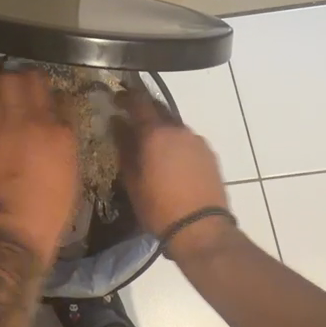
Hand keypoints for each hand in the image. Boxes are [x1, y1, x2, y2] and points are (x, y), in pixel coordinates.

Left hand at [0, 70, 79, 262]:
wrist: (17, 226)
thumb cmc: (52, 207)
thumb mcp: (72, 172)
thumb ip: (65, 140)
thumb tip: (58, 123)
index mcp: (63, 132)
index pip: (61, 96)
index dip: (54, 92)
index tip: (50, 96)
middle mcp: (37, 120)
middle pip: (30, 78)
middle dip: (27, 77)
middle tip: (25, 85)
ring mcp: (10, 123)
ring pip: (4, 82)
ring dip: (5, 84)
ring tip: (5, 92)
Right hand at [115, 83, 232, 259]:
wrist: (202, 230)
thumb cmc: (159, 207)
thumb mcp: (132, 179)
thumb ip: (123, 146)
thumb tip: (116, 123)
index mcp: (155, 132)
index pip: (138, 101)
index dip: (125, 96)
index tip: (115, 98)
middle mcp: (178, 129)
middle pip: (158, 109)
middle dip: (144, 111)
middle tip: (131, 121)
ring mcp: (197, 140)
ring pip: (174, 126)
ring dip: (162, 130)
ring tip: (153, 147)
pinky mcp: (210, 154)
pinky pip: (188, 140)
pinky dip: (176, 143)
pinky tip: (172, 161)